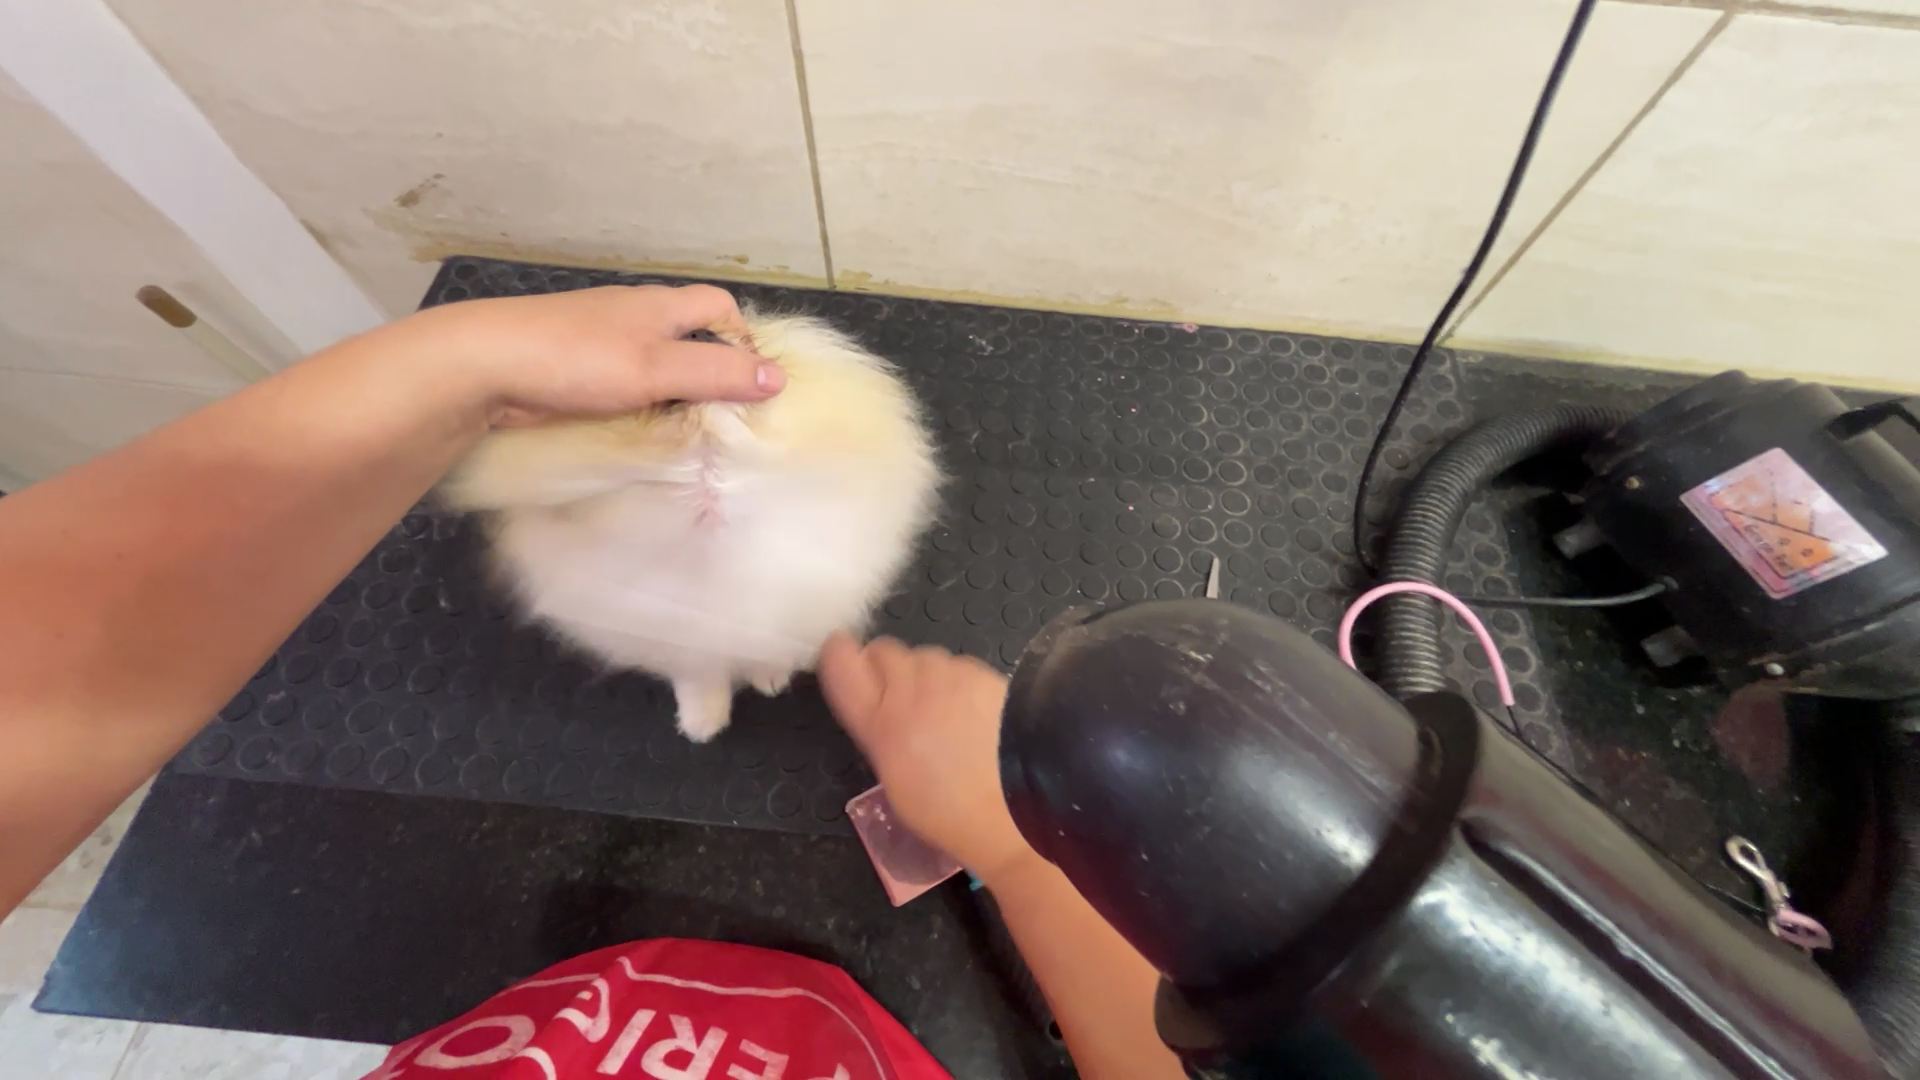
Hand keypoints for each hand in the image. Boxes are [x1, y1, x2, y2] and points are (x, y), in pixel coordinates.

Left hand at [388, 284, 785, 425]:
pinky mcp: (581, 367)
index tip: (749, 379)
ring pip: (661, 360)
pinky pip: (631, 380)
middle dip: (713, 368)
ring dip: (680, 389)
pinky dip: (647, 400)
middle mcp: (636, 316)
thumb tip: (778, 378)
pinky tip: (645, 424)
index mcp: (659, 306)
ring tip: (690, 426)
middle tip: (725, 412)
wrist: (483, 365)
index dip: (743, 336)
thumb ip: (717, 372)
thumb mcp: (659, 368)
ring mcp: (605, 341)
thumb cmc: (579, 358)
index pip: (720, 306)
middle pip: (692, 334)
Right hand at [817, 634, 1036, 883]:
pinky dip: (960, 681)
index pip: (842, 663)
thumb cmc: (946, 811)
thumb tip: (877, 702)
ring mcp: (949, 678)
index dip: (840, 654)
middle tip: (904, 699)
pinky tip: (974, 711)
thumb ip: (878, 730)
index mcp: (879, 724)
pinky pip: (960, 665)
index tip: (845, 657)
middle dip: (889, 669)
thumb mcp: (893, 778)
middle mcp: (910, 691)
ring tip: (946, 711)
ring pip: (925, 656)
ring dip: (927, 675)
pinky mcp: (983, 674)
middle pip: (885, 651)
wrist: (1012, 812)